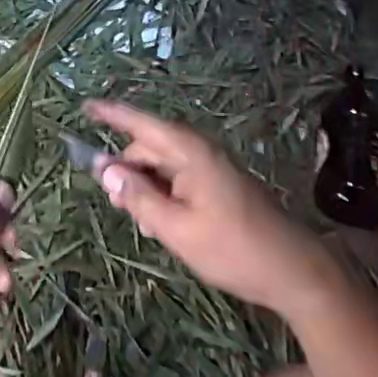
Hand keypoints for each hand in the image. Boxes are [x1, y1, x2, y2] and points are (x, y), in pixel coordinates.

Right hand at [84, 100, 333, 314]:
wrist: (293, 270)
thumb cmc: (232, 248)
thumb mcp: (176, 228)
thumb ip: (138, 197)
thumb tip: (106, 170)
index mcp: (188, 151)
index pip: (139, 122)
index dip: (110, 113)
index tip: (84, 106)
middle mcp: (198, 150)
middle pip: (147, 148)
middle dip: (126, 170)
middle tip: (116, 205)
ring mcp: (209, 166)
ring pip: (160, 166)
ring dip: (144, 188)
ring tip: (143, 223)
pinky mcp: (217, 183)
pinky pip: (177, 179)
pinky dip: (162, 195)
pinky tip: (162, 224)